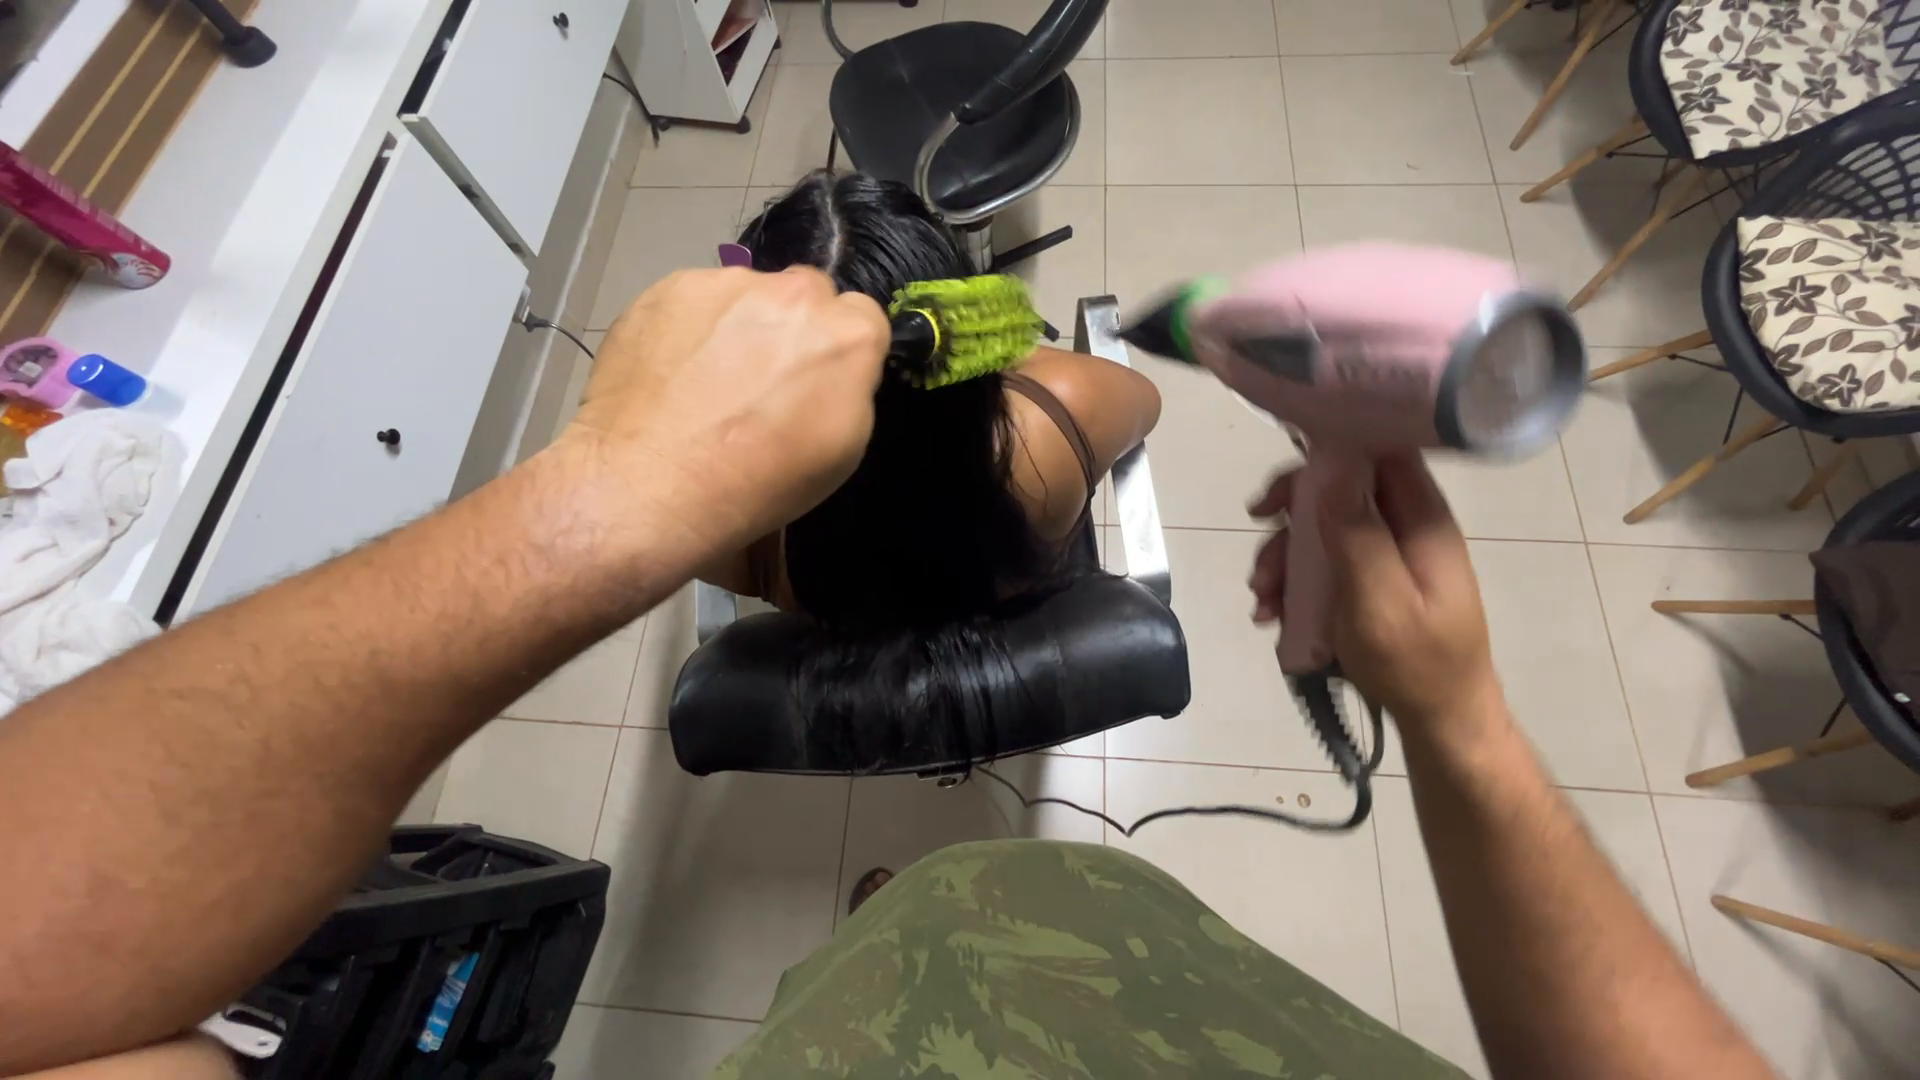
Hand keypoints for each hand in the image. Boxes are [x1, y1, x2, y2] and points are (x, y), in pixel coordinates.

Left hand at [561, 267, 889, 553]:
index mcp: (848, 336)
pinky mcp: (670, 287)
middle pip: (807, 296)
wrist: (651, 483)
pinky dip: (692, 328)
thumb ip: (850, 388)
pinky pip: (696, 300)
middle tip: (763, 381)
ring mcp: (728, 284)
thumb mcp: (841, 452)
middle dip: (794, 329)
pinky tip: (673, 373)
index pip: (864, 317)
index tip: (818, 382)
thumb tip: (833, 368)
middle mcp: (794, 294)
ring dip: (740, 326)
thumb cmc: (760, 483)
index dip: (841, 352)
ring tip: (708, 382)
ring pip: (748, 295)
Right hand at [1248, 453, 1499, 734]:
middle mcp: (1403, 528)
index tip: (1286, 483)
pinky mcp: (1364, 580)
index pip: (1380, 452)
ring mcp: (1382, 555)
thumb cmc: (1416, 663)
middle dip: (1291, 510)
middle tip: (1259, 527)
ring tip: (1263, 599)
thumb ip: (1359, 537)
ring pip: (1319, 528)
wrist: (1438, 718)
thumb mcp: (1382, 602)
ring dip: (1281, 556)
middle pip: (1338, 488)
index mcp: (1420, 520)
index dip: (1330, 453)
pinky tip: (1272, 613)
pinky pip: (1318, 563)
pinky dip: (1289, 583)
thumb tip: (1332, 473)